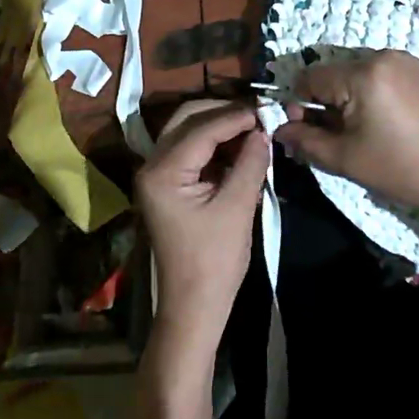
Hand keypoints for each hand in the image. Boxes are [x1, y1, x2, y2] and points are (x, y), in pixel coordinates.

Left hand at [135, 100, 270, 344]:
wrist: (193, 307)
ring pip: (188, 132)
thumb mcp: (237, 208)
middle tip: (258, 115)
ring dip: (219, 128)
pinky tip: (240, 149)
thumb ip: (250, 163)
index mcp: (162, 171)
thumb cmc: (214, 261)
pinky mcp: (167, 186)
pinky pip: (190, 151)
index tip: (266, 111)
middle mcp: (152, 165)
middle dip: (223, 113)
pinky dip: (214, 146)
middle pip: (187, 120)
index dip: (235, 117)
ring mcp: (157, 175)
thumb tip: (264, 131)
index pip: (201, 128)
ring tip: (254, 129)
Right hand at [273, 51, 418, 235]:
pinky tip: (381, 120)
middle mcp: (382, 55)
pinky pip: (377, 73)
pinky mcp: (418, 68)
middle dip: (325, 102)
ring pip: (354, 73)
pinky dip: (368, 92)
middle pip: (333, 73)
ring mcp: (403, 59)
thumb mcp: (344, 158)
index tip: (307, 132)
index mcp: (363, 74)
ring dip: (346, 97)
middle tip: (336, 135)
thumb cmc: (399, 168)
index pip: (311, 78)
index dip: (300, 105)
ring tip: (361, 130)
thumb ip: (304, 139)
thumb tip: (279, 130)